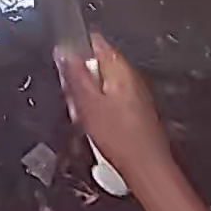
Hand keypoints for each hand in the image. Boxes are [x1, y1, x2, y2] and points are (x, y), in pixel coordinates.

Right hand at [56, 32, 175, 185]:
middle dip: (80, 76)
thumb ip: (74, 73)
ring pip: (102, 82)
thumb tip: (63, 49)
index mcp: (120, 68)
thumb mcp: (87, 102)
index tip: (63, 63)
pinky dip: (99, 106)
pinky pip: (110, 98)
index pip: (95, 41)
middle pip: (96, 63)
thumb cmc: (117, 136)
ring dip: (87, 94)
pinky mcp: (136, 110)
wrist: (147, 170)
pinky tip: (94, 124)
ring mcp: (135, 93)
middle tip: (72, 97)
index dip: (75, 46)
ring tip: (82, 114)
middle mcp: (130, 76)